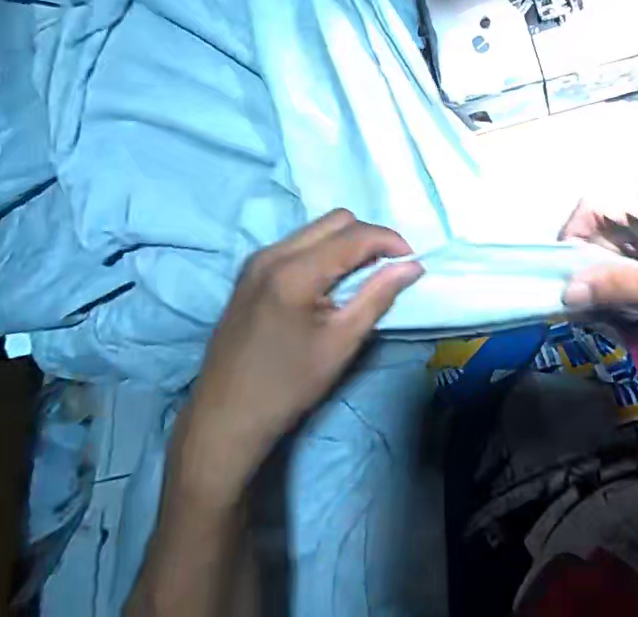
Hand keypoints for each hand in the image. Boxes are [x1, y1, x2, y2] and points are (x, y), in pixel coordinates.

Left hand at [171, 210, 424, 504]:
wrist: (225, 415)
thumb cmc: (288, 386)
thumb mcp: (341, 343)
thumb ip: (377, 296)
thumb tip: (411, 266)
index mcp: (294, 271)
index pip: (353, 235)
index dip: (389, 241)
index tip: (412, 261)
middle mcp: (273, 253)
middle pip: (335, 220)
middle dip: (368, 237)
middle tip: (388, 269)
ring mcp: (258, 259)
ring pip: (316, 228)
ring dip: (345, 243)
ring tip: (362, 277)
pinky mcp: (251, 270)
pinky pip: (298, 242)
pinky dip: (323, 251)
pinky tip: (330, 283)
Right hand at [559, 185, 637, 343]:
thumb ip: (616, 286)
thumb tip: (566, 290)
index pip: (595, 201)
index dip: (574, 232)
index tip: (567, 270)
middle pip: (601, 216)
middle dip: (588, 252)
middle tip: (584, 289)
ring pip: (614, 234)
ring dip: (603, 264)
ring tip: (602, 297)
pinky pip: (630, 247)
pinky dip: (620, 269)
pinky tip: (623, 295)